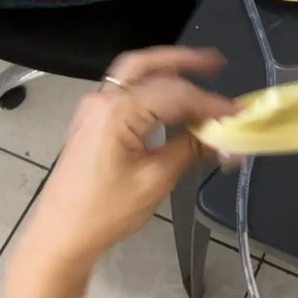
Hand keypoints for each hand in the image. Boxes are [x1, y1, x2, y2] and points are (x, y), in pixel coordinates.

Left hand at [18, 47, 238, 278]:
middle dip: (183, 61)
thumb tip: (226, 141)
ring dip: (167, 72)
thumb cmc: (104, 212)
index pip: (174, 94)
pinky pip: (125, 92)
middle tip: (215, 64)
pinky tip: (171, 101)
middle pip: (147, 65)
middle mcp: (102, 100)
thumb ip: (191, 150)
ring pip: (134, 75)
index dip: (210, 102)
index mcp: (116, 111)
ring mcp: (94, 109)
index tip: (238, 112)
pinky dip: (152, 88)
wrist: (60, 236)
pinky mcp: (93, 121)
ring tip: (199, 76)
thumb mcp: (155, 180)